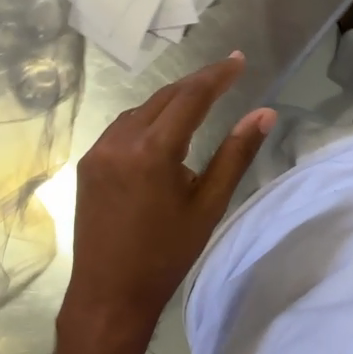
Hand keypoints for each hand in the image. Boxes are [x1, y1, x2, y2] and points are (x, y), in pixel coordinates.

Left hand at [60, 52, 275, 353]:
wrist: (109, 294)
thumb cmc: (166, 254)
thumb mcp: (209, 204)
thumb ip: (236, 154)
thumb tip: (264, 113)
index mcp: (153, 150)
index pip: (190, 96)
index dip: (217, 75)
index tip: (239, 59)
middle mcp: (120, 141)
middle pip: (164, 97)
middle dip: (197, 83)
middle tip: (227, 73)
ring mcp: (99, 151)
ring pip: (141, 110)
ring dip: (171, 100)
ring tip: (201, 99)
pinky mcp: (88, 164)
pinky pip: (122, 128)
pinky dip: (148, 119)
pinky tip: (164, 129)